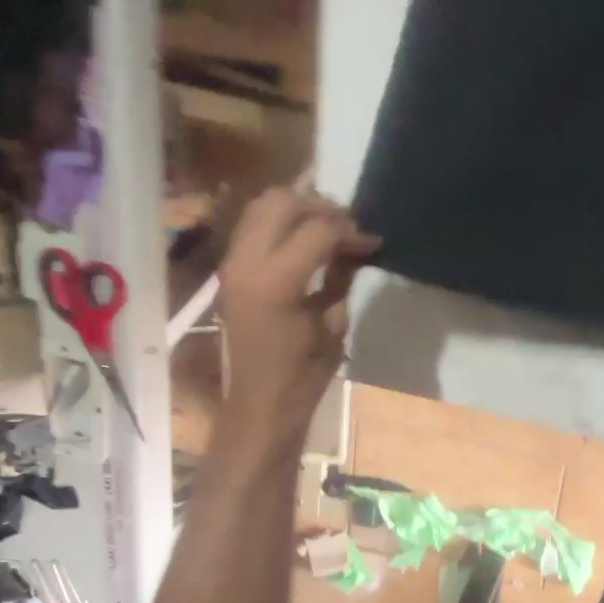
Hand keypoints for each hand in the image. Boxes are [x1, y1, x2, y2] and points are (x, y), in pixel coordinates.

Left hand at [217, 188, 379, 419]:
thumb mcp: (334, 326)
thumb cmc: (304, 374)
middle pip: (283, 202)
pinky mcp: (231, 267)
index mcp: (276, 282)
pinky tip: (306, 241)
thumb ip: (339, 281)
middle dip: (322, 208)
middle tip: (349, 227)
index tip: (373, 241)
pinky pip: (254, 225)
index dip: (350, 231)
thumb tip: (351, 252)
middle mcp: (246, 261)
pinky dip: (282, 223)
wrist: (260, 400)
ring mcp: (233, 261)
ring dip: (298, 209)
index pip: (317, 230)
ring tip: (328, 228)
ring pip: (262, 205)